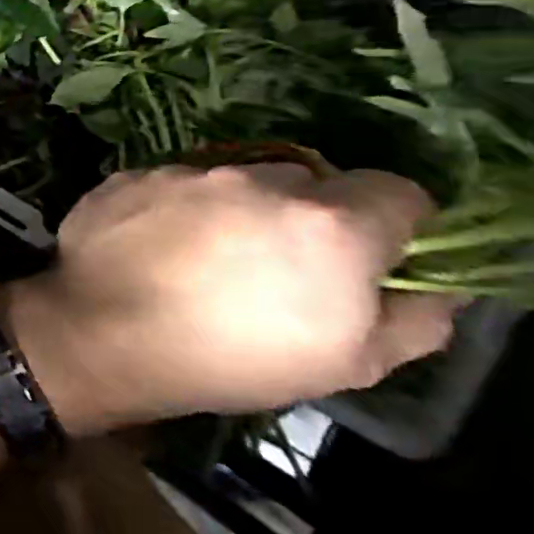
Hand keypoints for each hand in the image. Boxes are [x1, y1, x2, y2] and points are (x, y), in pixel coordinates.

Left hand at [0, 164, 458, 432]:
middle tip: (283, 264)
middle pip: (307, 182)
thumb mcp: (355, 362)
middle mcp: (251, 179)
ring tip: (210, 259)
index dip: (397, 224)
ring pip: (233, 181)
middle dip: (310, 215)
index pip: (396, 191)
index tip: (376, 256)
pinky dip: (178, 208)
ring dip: (238, 208)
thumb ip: (415, 316)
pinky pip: (173, 184)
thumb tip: (430, 284)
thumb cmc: (234, 357)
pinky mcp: (128, 175)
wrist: (103, 331)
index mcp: (326, 220)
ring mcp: (181, 172)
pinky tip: (159, 247)